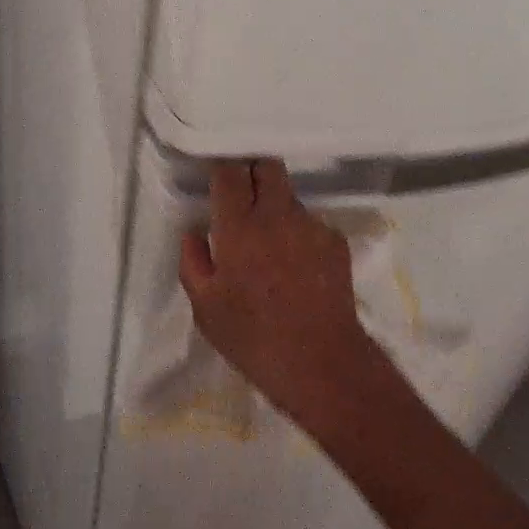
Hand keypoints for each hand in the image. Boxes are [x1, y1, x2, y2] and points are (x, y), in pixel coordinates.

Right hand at [179, 158, 390, 426]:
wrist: (319, 360)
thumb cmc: (252, 338)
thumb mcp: (205, 309)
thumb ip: (193, 262)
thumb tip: (195, 233)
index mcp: (239, 227)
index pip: (230, 172)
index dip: (223, 169)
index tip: (218, 177)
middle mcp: (277, 215)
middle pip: (268, 168)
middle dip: (254, 173)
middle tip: (244, 198)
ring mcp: (311, 225)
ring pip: (290, 198)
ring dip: (277, 209)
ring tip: (273, 247)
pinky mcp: (336, 241)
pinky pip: (312, 225)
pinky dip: (301, 236)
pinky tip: (299, 268)